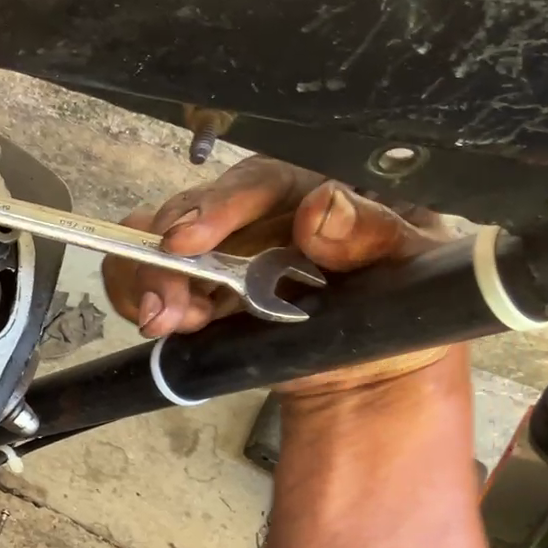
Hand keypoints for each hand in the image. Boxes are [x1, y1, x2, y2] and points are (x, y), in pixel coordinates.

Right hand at [101, 157, 457, 393]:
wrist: (367, 366)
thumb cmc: (403, 307)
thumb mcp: (414, 267)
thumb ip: (376, 234)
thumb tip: (322, 209)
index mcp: (312, 189)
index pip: (255, 182)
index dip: (216, 207)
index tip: (186, 241)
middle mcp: (252, 214)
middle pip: (183, 214)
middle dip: (163, 263)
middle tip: (165, 311)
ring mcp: (213, 251)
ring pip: (148, 244)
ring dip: (145, 283)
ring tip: (166, 323)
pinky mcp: (188, 285)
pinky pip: (135, 276)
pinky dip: (133, 297)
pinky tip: (162, 323)